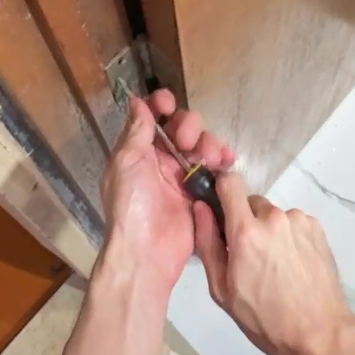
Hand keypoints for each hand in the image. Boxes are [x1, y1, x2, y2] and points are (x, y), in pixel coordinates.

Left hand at [99, 89, 234, 288]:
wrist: (146, 254)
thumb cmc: (130, 205)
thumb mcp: (126, 163)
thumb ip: (136, 131)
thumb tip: (137, 100)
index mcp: (140, 151)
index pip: (152, 117)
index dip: (161, 104)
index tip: (168, 103)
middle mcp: (162, 159)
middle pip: (182, 126)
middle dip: (189, 126)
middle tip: (186, 143)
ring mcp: (183, 176)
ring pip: (202, 144)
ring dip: (209, 143)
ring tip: (211, 158)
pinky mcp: (202, 192)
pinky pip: (216, 169)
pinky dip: (224, 159)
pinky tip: (227, 160)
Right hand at [191, 170, 354, 354]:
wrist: (319, 334)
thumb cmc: (264, 319)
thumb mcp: (223, 290)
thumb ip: (207, 243)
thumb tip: (200, 207)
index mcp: (246, 232)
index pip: (230, 182)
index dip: (222, 188)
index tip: (220, 203)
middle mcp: (273, 217)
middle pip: (250, 203)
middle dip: (246, 222)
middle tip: (251, 255)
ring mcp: (298, 220)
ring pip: (273, 215)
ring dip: (269, 231)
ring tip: (276, 265)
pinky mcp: (316, 226)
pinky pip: (293, 222)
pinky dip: (289, 236)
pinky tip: (293, 264)